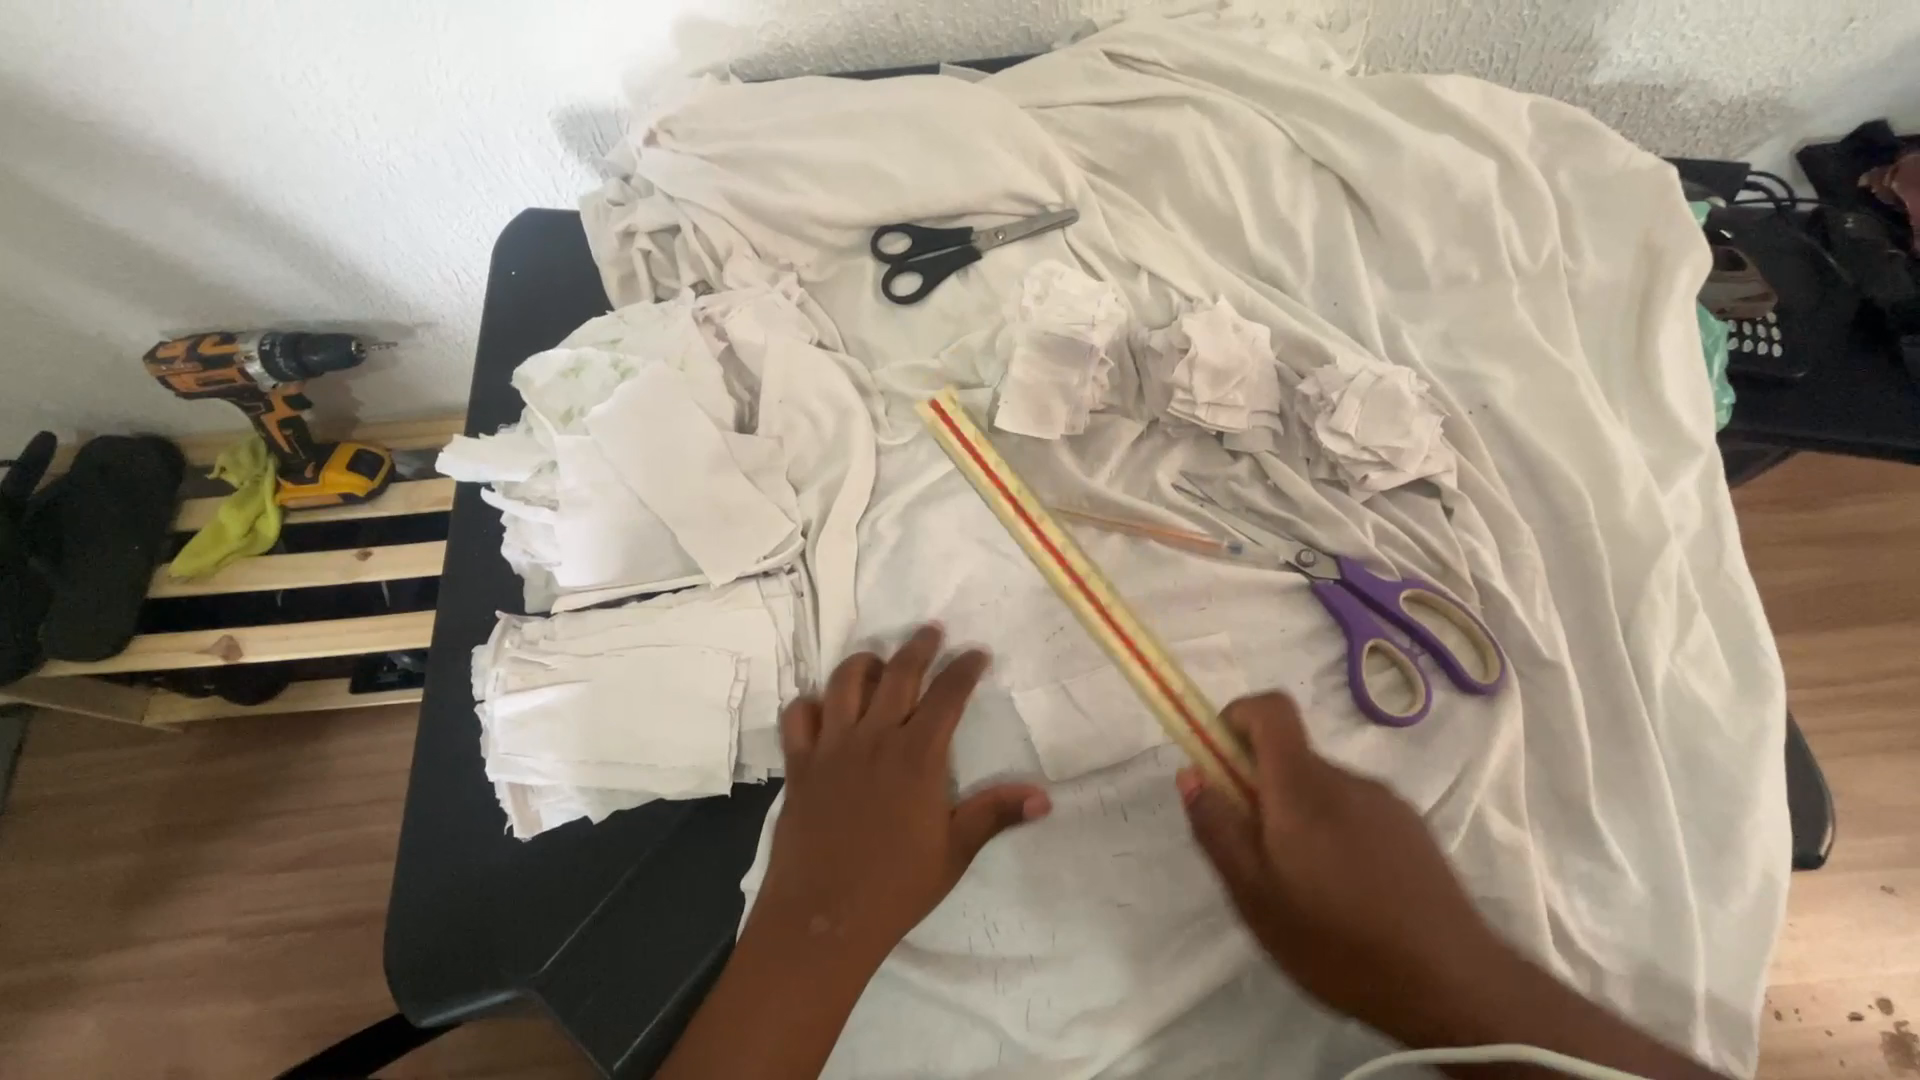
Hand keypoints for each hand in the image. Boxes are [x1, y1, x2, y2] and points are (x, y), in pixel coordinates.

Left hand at [749, 624, 1051, 968]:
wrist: (823, 918)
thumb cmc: (896, 887)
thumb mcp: (954, 851)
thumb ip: (995, 814)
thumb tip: (1044, 796)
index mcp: (916, 757)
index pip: (947, 696)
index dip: (964, 669)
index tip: (977, 654)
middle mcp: (873, 739)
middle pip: (898, 674)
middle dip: (919, 647)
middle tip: (931, 632)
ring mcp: (831, 748)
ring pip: (845, 683)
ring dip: (865, 663)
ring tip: (879, 660)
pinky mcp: (799, 765)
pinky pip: (798, 716)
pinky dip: (811, 703)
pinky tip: (824, 709)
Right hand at [1178, 692, 1508, 1045]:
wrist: (1454, 986)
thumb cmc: (1336, 939)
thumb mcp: (1253, 893)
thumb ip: (1217, 827)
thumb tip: (1191, 773)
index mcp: (1302, 785)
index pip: (1271, 708)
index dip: (1237, 717)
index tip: (1219, 759)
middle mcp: (1346, 780)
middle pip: (1290, 758)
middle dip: (1261, 790)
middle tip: (1257, 857)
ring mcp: (1386, 804)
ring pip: (1321, 791)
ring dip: (1299, 819)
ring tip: (1306, 889)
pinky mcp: (1413, 831)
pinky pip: (1355, 814)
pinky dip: (1335, 836)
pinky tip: (1348, 897)